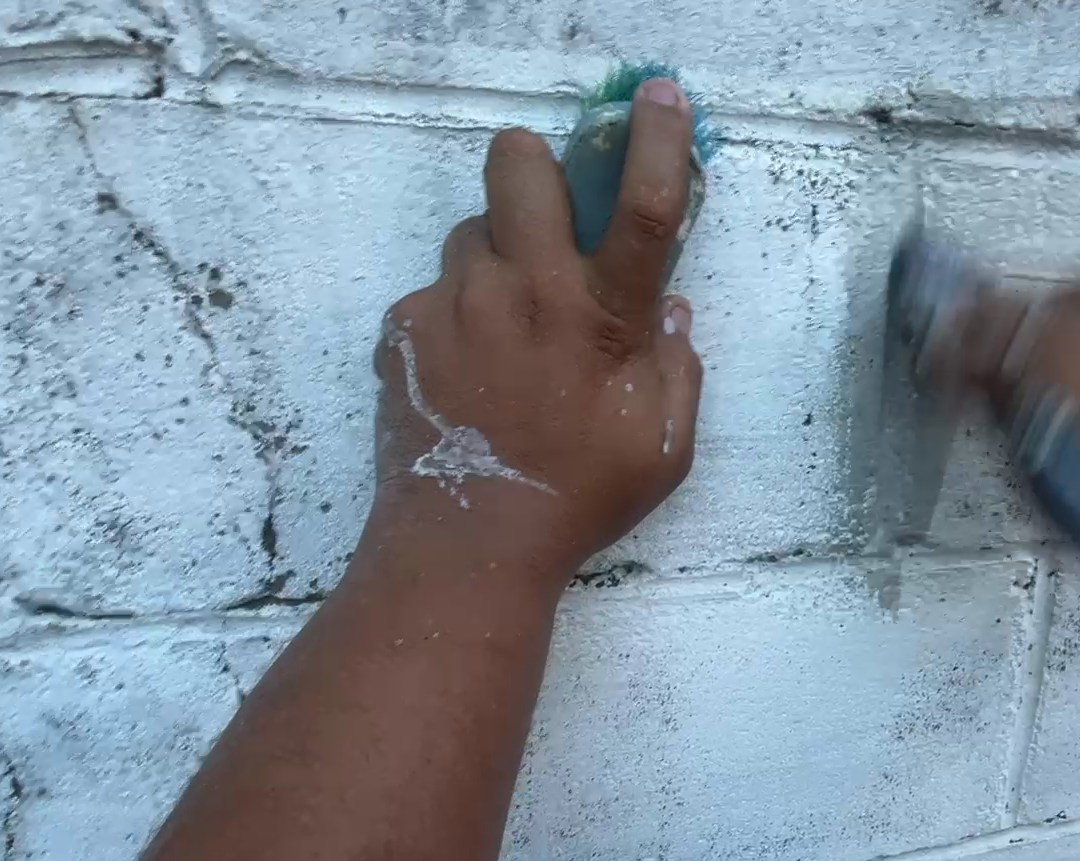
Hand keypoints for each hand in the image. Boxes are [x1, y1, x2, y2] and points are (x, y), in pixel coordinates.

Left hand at [368, 79, 702, 584]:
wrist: (470, 542)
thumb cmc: (581, 499)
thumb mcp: (663, 449)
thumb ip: (678, 371)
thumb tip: (670, 312)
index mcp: (598, 320)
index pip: (642, 212)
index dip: (657, 146)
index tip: (660, 99)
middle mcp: (521, 290)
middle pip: (514, 163)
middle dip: (537, 174)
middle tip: (548, 232)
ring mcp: (451, 304)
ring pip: (470, 233)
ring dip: (498, 261)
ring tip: (507, 330)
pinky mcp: (401, 330)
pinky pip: (434, 294)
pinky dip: (459, 318)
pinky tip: (468, 375)